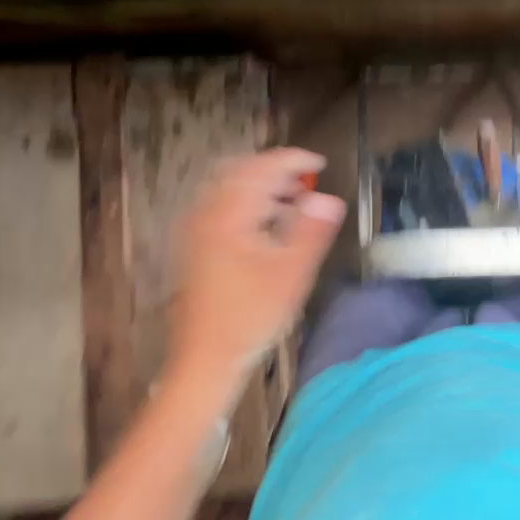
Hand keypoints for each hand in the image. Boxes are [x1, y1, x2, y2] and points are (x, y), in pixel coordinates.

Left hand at [168, 149, 344, 395]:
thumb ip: (311, 231)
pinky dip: (243, 201)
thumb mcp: (291, 274)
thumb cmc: (249, 318)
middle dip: (273, 169)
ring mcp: (194, 229)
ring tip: (290, 201)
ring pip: (227, 187)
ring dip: (258, 185)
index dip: (292, 161)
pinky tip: (264, 225)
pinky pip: (218, 205)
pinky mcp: (192, 245)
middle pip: (240, 170)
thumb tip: (328, 199)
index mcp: (229, 214)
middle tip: (303, 181)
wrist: (204, 359)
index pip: (261, 168)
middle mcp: (206, 213)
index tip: (317, 165)